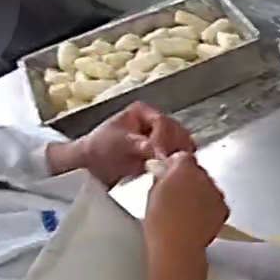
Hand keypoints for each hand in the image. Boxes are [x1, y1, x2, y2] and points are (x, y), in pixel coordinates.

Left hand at [49, 102, 195, 185]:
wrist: (95, 166)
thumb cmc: (101, 148)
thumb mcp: (119, 143)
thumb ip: (138, 144)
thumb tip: (155, 151)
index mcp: (144, 112)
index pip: (163, 122)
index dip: (163, 138)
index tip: (159, 154)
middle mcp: (157, 122)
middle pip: (178, 131)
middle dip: (176, 146)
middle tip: (169, 160)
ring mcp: (164, 137)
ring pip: (184, 142)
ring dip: (181, 154)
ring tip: (173, 165)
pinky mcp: (168, 152)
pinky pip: (182, 154)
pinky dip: (182, 160)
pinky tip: (177, 167)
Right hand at [143, 151, 227, 258]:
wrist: (178, 243)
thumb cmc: (160, 220)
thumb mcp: (153, 191)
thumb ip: (162, 177)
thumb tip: (165, 172)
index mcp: (184, 168)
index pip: (183, 157)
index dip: (176, 165)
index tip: (169, 172)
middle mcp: (205, 177)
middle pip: (198, 172)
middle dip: (189, 178)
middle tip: (177, 193)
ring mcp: (217, 193)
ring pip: (209, 186)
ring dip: (201, 192)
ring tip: (186, 208)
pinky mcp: (224, 208)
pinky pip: (216, 201)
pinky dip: (209, 206)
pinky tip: (198, 216)